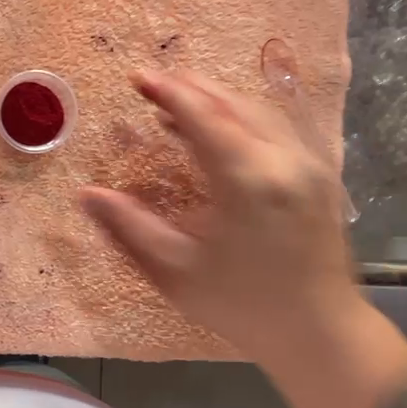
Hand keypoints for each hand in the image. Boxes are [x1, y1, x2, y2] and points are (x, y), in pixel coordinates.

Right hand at [79, 70, 365, 367]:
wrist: (318, 330)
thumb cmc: (240, 303)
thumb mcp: (174, 269)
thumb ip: (129, 226)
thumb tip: (86, 195)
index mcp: (247, 179)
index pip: (203, 118)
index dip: (168, 93)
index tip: (137, 77)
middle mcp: (284, 160)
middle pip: (235, 105)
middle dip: (193, 89)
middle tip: (156, 83)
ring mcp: (309, 166)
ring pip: (262, 112)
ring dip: (219, 101)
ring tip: (182, 104)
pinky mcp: (320, 178)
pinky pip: (279, 129)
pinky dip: (245, 118)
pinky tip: (225, 131)